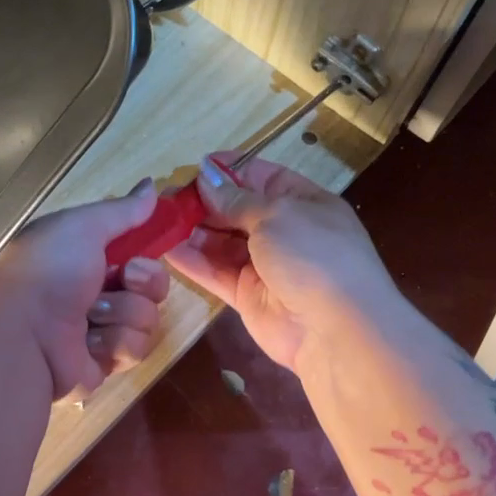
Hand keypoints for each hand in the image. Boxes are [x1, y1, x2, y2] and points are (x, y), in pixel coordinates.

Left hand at [0, 182, 173, 401]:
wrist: (24, 336)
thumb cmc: (50, 270)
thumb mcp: (83, 226)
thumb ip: (122, 210)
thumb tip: (152, 184)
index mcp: (83, 252)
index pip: (133, 246)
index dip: (147, 246)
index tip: (153, 242)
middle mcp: (92, 287)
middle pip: (150, 282)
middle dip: (144, 280)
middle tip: (125, 278)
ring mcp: (100, 326)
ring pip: (147, 316)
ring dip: (124, 312)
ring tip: (92, 315)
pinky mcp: (105, 360)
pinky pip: (135, 349)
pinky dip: (115, 343)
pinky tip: (89, 343)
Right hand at [164, 154, 392, 370]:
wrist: (336, 329)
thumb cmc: (313, 255)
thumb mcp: (277, 214)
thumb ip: (236, 199)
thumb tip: (205, 178)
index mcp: (305, 203)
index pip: (264, 177)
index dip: (231, 170)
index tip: (196, 166)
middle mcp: (286, 232)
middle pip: (238, 210)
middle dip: (205, 202)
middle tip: (167, 196)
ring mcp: (267, 266)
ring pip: (223, 242)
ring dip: (193, 230)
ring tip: (159, 218)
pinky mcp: (248, 296)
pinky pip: (216, 272)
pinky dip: (192, 260)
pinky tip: (165, 247)